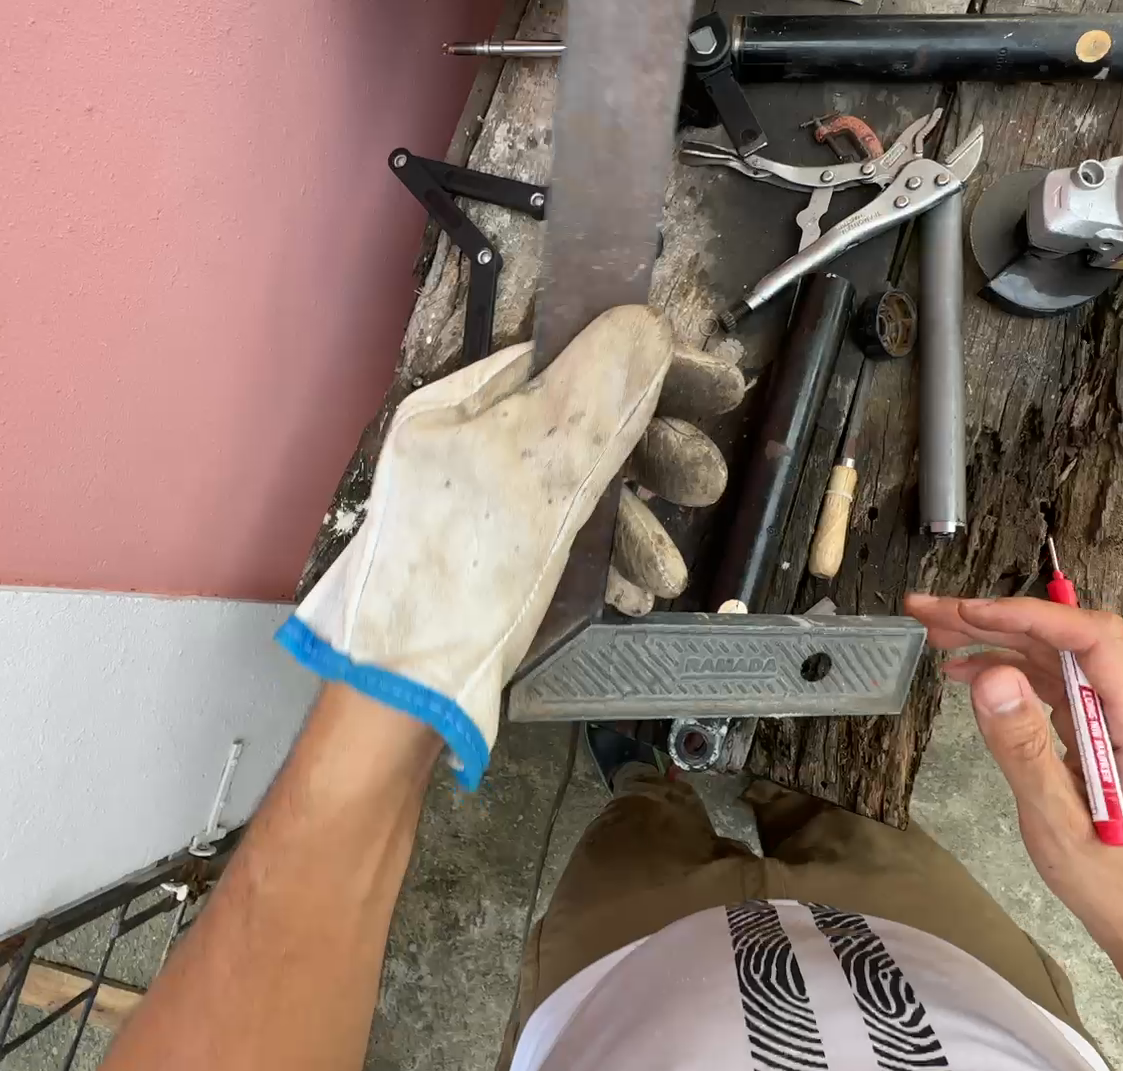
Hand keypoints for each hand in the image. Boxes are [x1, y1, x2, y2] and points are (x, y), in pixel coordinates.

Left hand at [281, 307, 672, 788]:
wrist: (411, 693)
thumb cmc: (462, 570)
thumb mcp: (529, 473)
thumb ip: (590, 401)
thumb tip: (646, 326)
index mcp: (464, 407)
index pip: (567, 358)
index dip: (644, 366)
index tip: (711, 386)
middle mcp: (478, 449)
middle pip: (588, 428)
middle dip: (654, 458)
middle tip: (706, 483)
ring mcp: (495, 509)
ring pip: (587, 492)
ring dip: (638, 528)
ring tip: (666, 571)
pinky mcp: (511, 560)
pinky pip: (572, 540)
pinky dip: (609, 563)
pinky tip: (636, 592)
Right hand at [901, 595, 1122, 962]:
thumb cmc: (1117, 886)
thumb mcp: (1059, 824)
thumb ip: (1025, 748)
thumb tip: (990, 676)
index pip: (1095, 640)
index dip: (1030, 616)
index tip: (968, 613)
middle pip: (1067, 640)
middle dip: (996, 620)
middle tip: (927, 613)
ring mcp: (1117, 718)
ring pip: (1054, 657)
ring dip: (994, 640)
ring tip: (933, 633)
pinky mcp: (1097, 730)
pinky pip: (1052, 684)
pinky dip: (1005, 672)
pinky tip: (964, 673)